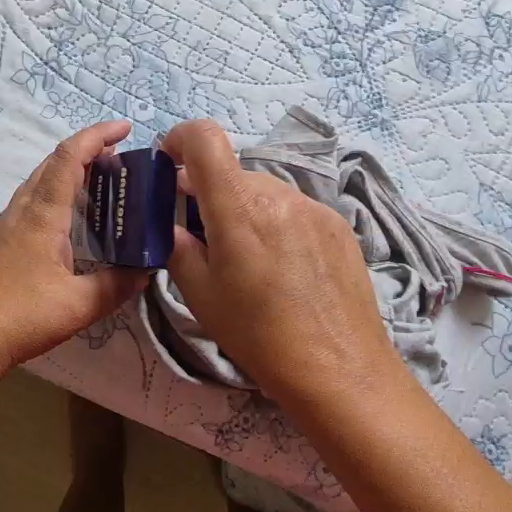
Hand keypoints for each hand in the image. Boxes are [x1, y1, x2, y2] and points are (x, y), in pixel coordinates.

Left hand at [0, 120, 150, 381]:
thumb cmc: (20, 316)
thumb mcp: (78, 306)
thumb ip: (115, 286)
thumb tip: (146, 271)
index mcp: (42, 213)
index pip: (70, 157)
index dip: (97, 136)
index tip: (125, 127)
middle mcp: (22, 209)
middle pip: (54, 163)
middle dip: (88, 152)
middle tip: (121, 160)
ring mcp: (6, 224)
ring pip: (41, 182)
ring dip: (70, 173)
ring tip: (102, 186)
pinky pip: (33, 202)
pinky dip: (57, 195)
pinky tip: (70, 221)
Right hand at [161, 120, 405, 407]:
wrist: (341, 373)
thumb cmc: (259, 336)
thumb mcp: (199, 295)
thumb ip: (177, 245)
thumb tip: (174, 221)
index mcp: (239, 206)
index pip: (205, 138)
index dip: (180, 139)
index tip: (170, 166)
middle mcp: (278, 193)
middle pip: (232, 173)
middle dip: (210, 194)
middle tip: (205, 238)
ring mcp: (314, 207)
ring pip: (263, 192)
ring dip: (245, 210)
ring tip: (250, 262)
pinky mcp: (339, 225)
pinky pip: (293, 209)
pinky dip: (276, 224)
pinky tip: (284, 270)